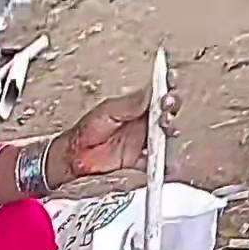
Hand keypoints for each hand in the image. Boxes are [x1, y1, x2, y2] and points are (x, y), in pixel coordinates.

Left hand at [55, 88, 181, 180]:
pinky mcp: (137, 160)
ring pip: (164, 137)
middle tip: (166, 108)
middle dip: (171, 109)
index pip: (158, 93)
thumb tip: (151, 93)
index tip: (170, 85)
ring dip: (169, 132)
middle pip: (166, 114)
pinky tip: (165, 163)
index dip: (167, 87)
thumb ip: (131, 104)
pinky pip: (154, 163)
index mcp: (136, 106)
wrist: (77, 155)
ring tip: (166, 129)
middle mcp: (142, 122)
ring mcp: (141, 141)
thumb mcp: (109, 111)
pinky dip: (162, 165)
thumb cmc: (87, 129)